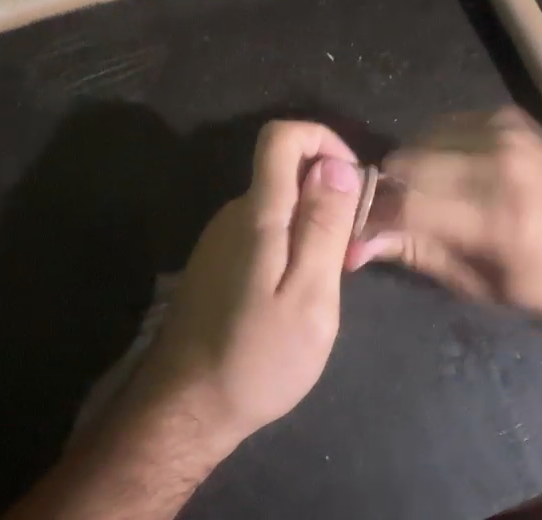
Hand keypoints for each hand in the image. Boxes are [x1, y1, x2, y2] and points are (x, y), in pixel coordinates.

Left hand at [118, 121, 363, 450]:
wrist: (187, 405)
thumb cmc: (257, 357)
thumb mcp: (309, 296)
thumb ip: (323, 226)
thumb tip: (336, 164)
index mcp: (257, 213)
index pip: (282, 136)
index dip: (324, 141)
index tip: (355, 183)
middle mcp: (235, 213)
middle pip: (285, 171)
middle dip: (329, 196)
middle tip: (354, 255)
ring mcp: (222, 237)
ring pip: (279, 205)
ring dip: (313, 227)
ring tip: (333, 283)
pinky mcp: (218, 262)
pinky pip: (264, 232)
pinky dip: (292, 246)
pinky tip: (300, 296)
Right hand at [350, 107, 541, 318]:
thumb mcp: (483, 288)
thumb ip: (418, 254)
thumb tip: (355, 244)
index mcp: (497, 217)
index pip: (405, 202)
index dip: (370, 216)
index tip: (352, 230)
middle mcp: (498, 162)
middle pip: (405, 161)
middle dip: (386, 190)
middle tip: (385, 216)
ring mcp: (503, 132)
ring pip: (419, 139)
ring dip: (409, 169)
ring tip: (423, 199)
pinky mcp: (505, 116)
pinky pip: (443, 126)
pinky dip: (434, 150)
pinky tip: (450, 176)